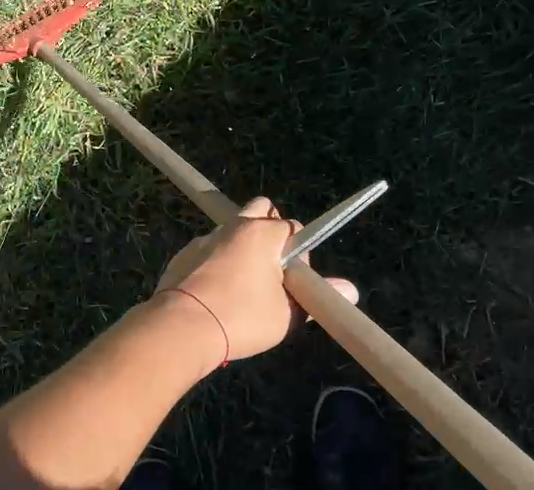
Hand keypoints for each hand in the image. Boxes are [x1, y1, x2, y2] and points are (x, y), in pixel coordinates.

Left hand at [153, 197, 359, 360]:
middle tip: (273, 269)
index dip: (300, 251)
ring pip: (233, 229)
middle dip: (271, 229)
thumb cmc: (243, 316)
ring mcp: (206, 237)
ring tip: (246, 286)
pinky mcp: (186, 252)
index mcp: (262, 233)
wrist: (183, 324)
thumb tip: (350, 290)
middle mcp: (234, 225)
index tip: (296, 278)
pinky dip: (219, 260)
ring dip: (243, 246)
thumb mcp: (287, 313)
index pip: (292, 226)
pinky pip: (210, 248)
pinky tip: (219, 292)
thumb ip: (316, 299)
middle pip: (260, 210)